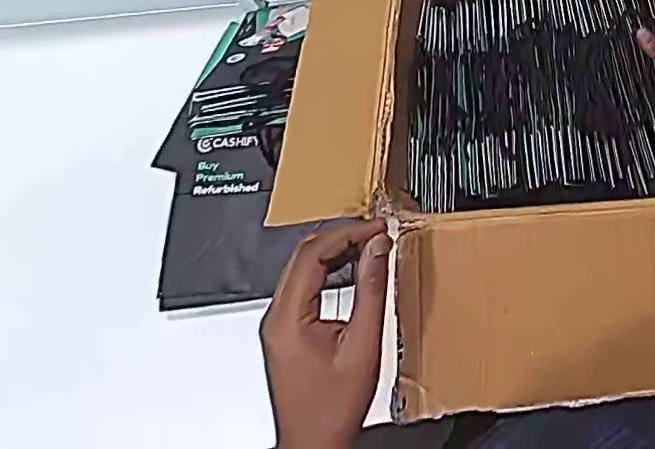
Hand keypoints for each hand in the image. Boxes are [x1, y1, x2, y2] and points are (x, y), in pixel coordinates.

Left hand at [261, 219, 391, 448]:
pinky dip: (332, 267)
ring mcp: (279, 322)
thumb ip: (371, 288)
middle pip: (305, 254)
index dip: (349, 233)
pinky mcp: (287, 328)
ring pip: (304, 265)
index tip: (378, 228)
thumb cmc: (333, 407)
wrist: (314, 445)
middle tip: (377, 232)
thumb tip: (378, 246)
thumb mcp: (363, 343)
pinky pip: (306, 282)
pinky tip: (356, 267)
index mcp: (288, 319)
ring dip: (338, 249)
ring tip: (372, 244)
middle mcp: (276, 317)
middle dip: (344, 236)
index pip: (313, 254)